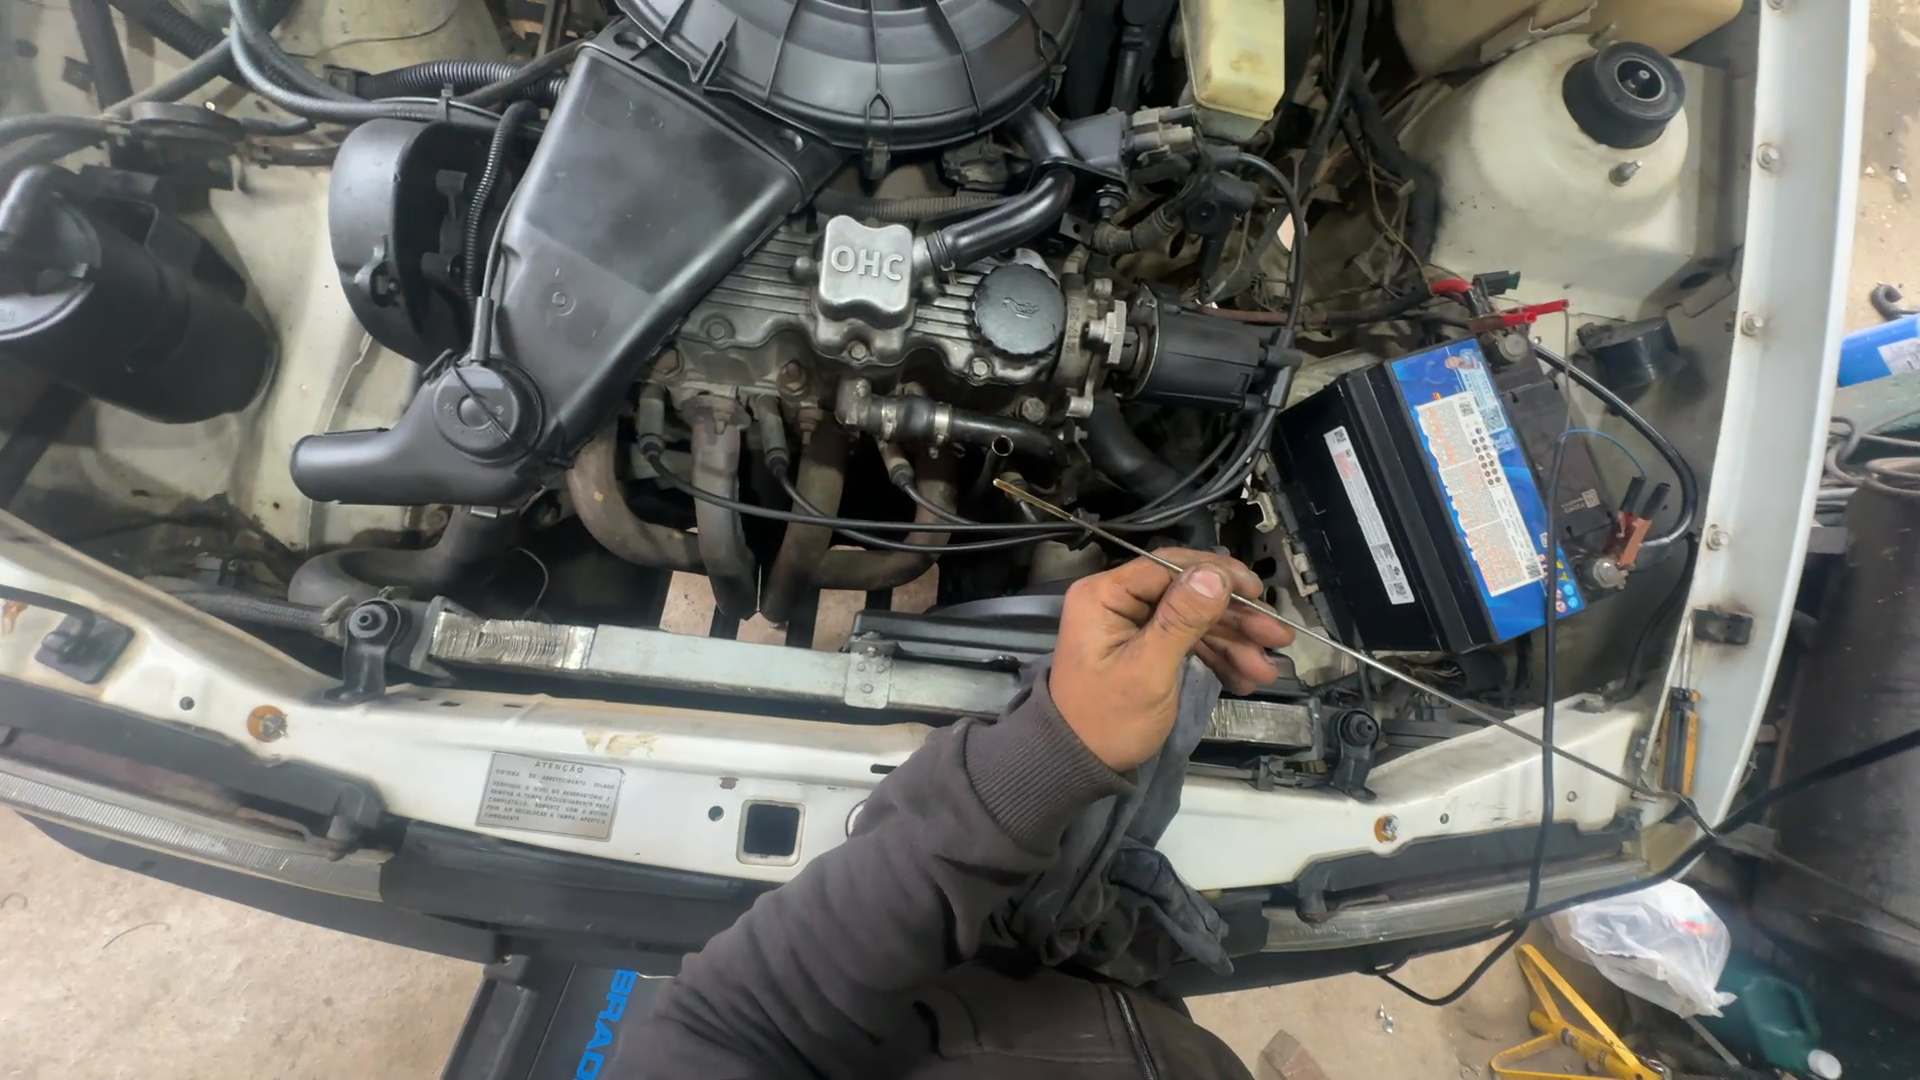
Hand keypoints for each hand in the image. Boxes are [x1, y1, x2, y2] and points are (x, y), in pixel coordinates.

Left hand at [1049, 551, 1293, 771]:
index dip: (1215, 574)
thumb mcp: (1147, 670)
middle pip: (1187, 593)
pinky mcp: (1147, 647)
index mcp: (1104, 595)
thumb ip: (1181, 620)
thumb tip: (1214, 573)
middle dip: (1234, 616)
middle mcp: (1117, 601)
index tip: (1256, 591)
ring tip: (1266, 669)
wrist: (1079, 763)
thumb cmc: (1105, 719)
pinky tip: (1245, 677)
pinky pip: (1188, 642)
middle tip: (1278, 636)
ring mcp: (1133, 624)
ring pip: (1194, 619)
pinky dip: (1218, 657)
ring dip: (1233, 641)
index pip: (1166, 567)